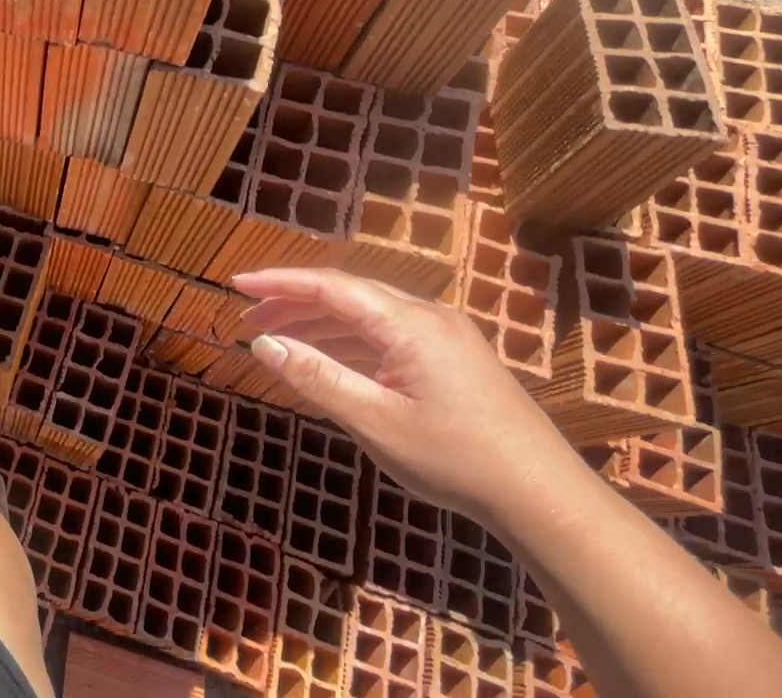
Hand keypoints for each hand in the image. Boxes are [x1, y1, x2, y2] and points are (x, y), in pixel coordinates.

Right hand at [236, 268, 583, 526]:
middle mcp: (429, 317)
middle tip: (249, 319)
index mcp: (411, 325)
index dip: (279, 282)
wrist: (545, 499)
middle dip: (293, 302)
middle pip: (347, 294)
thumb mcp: (374, 421)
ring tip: (275, 339)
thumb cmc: (456, 460)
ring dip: (317, 322)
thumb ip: (316, 377)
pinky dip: (345, 340)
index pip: (330, 286)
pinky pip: (385, 333)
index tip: (236, 285)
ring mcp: (444, 336)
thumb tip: (263, 344)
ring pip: (365, 314)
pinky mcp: (451, 357)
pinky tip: (323, 357)